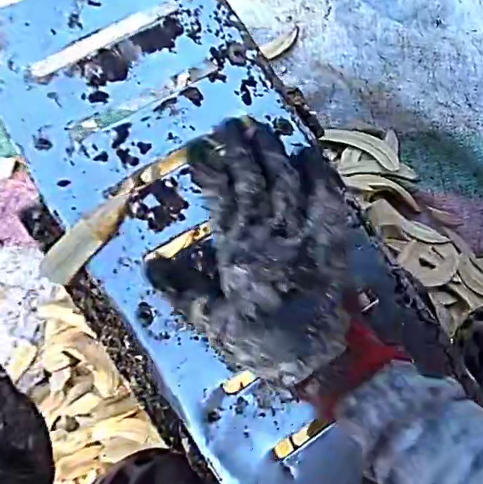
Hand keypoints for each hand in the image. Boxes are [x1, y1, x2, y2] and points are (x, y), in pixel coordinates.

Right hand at [146, 118, 354, 386]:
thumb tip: (151, 265)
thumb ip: (182, 291)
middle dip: (240, 150)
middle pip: (253, 181)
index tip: (197, 150)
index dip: (209, 172)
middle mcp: (269, 234)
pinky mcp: (331, 240)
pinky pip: (326, 199)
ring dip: (273, 153)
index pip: (221, 199)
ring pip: (286, 182)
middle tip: (230, 124)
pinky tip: (310, 153)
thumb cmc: (260, 342)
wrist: (315, 359)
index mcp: (238, 251)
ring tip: (261, 129)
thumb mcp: (211, 323)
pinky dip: (319, 174)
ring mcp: (303, 234)